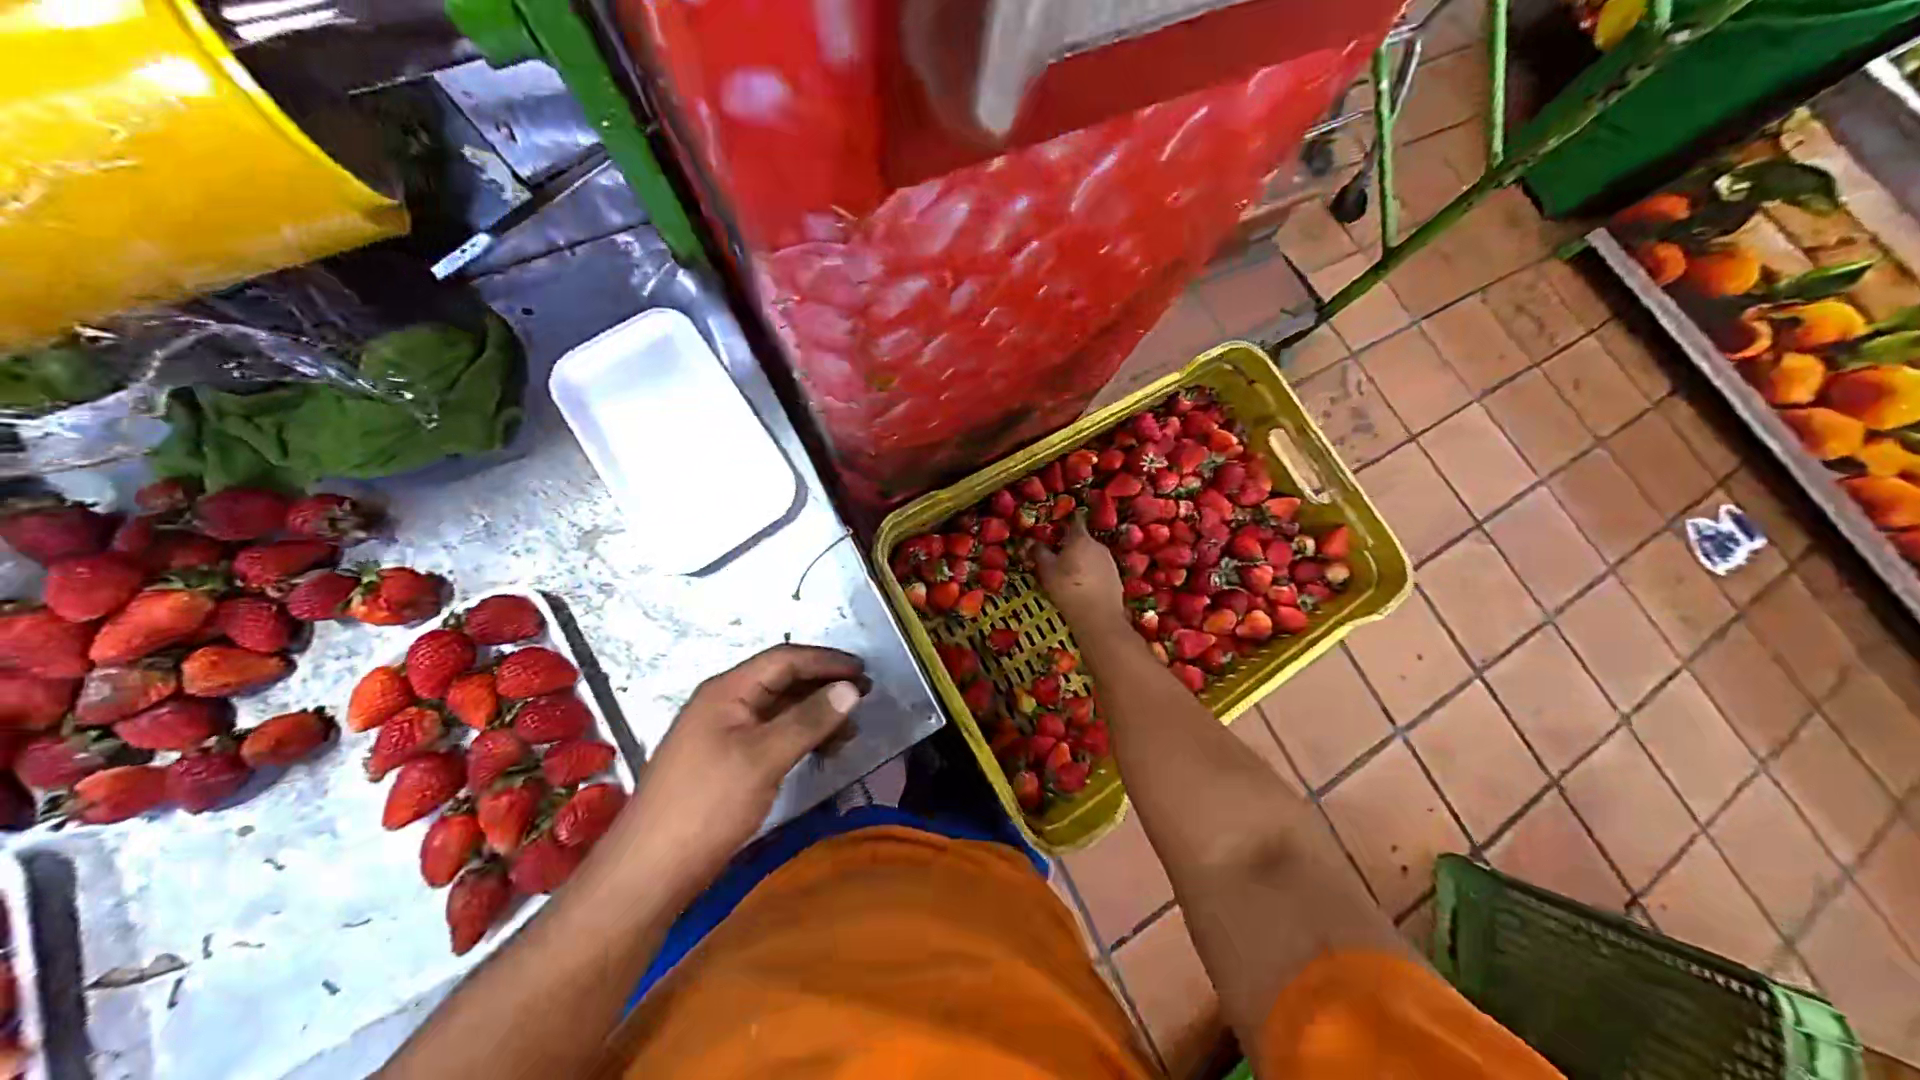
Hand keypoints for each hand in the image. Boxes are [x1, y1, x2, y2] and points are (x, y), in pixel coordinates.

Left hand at [611, 644, 864, 899]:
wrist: (650, 872)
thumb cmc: (707, 805)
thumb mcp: (763, 758)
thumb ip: (809, 719)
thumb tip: (850, 688)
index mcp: (727, 691)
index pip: (784, 659)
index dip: (826, 661)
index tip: (864, 672)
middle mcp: (724, 704)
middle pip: (782, 681)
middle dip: (824, 686)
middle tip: (864, 698)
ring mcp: (723, 735)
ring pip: (779, 710)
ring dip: (815, 714)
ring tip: (850, 730)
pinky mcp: (726, 763)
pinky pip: (771, 736)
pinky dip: (800, 738)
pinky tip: (820, 751)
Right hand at [1034, 517, 1125, 630]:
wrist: (1098, 616)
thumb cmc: (1068, 588)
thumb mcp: (1046, 570)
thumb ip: (1039, 552)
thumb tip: (1032, 542)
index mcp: (1081, 538)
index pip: (1074, 521)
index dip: (1064, 523)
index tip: (1056, 528)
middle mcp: (1098, 545)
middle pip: (1083, 539)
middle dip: (1071, 545)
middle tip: (1057, 556)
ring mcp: (1110, 561)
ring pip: (1092, 555)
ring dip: (1082, 560)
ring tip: (1069, 574)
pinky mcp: (1116, 576)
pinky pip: (1100, 569)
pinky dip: (1091, 573)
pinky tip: (1083, 586)